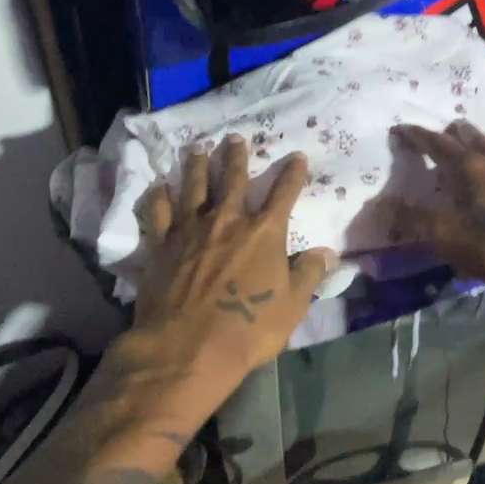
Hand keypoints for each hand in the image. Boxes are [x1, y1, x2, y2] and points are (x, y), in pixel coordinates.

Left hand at [127, 137, 334, 402]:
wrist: (188, 346)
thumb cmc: (248, 328)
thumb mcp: (292, 306)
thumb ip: (308, 275)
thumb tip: (326, 252)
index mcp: (264, 233)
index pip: (283, 194)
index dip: (293, 174)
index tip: (298, 157)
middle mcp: (227, 221)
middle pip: (232, 179)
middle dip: (236, 156)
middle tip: (235, 137)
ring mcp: (190, 230)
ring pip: (193, 187)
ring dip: (197, 165)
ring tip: (197, 148)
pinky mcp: (161, 245)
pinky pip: (158, 212)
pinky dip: (158, 197)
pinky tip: (158, 187)